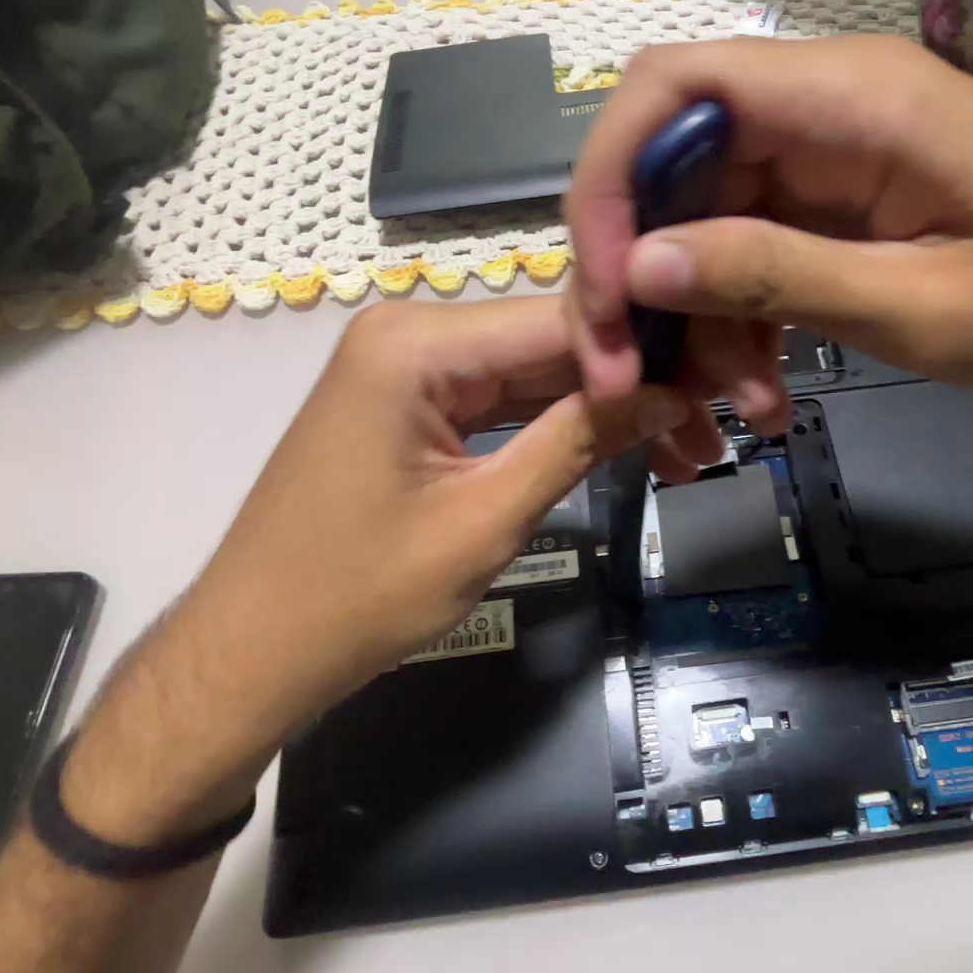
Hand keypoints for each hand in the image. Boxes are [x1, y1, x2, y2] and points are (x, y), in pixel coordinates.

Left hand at [62, 297, 685, 839]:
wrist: (254, 652)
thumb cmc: (361, 594)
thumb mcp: (488, 517)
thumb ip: (581, 439)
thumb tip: (669, 390)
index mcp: (418, 342)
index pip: (564, 321)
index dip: (647, 352)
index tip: (719, 385)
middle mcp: (412, 330)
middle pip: (552, 342)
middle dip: (633, 386)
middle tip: (712, 428)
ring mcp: (409, 366)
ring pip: (534, 373)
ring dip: (604, 410)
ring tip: (685, 448)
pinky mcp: (411, 403)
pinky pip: (501, 399)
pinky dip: (557, 425)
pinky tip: (620, 443)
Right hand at [564, 36, 972, 422]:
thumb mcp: (921, 302)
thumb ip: (777, 274)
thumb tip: (641, 264)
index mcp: (852, 98)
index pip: (672, 91)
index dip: (609, 182)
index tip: (602, 290)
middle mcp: (829, 110)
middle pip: (676, 164)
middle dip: (640, 273)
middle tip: (635, 374)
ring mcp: (838, 160)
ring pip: (709, 222)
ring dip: (700, 318)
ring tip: (734, 409)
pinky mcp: (849, 209)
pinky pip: (758, 253)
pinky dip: (744, 324)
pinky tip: (764, 394)